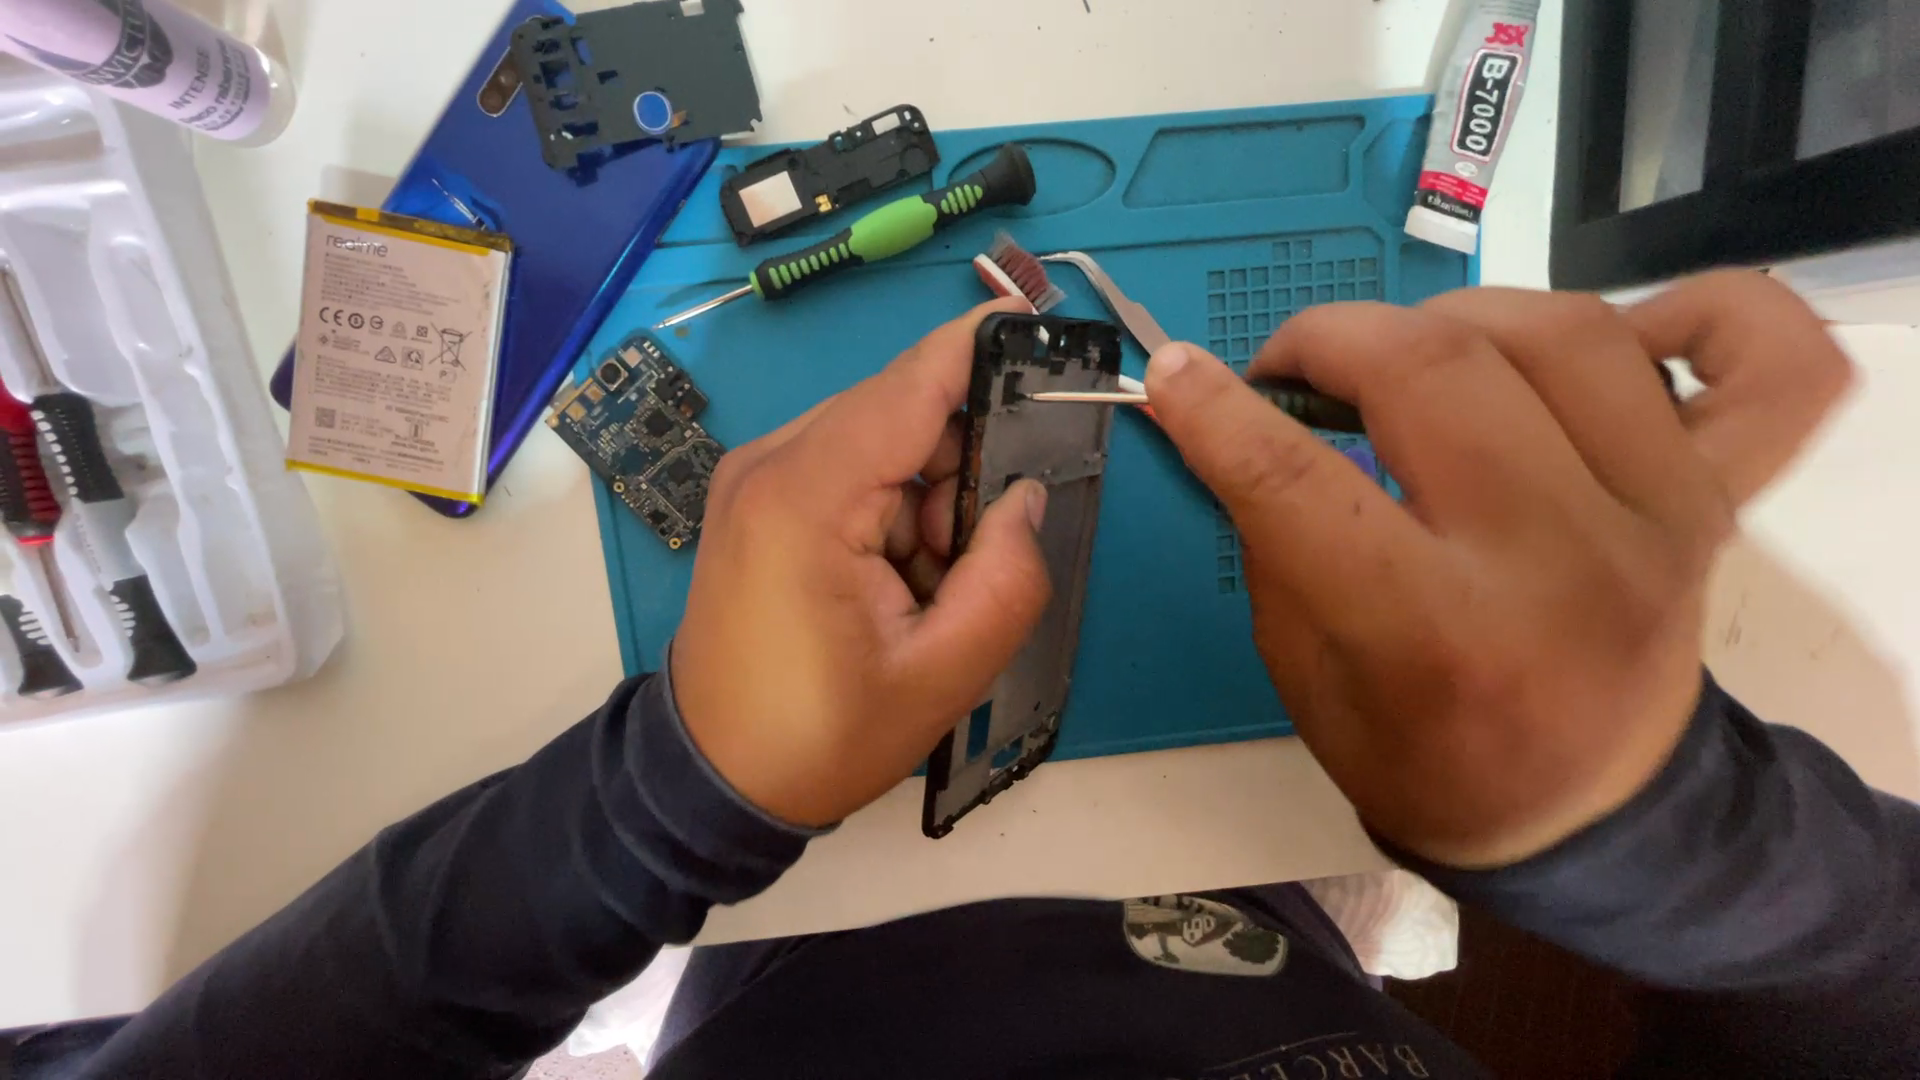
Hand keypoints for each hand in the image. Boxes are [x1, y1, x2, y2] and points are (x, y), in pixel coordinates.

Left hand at [671, 299, 1050, 827]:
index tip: (1045, 327)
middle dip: (960, 470)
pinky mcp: (758, 499)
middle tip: (973, 556)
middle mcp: (770, 464)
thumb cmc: (823, 735)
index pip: (911, 385)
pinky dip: (892, 512)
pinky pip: (852, 471)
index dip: (980, 348)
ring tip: (925, 587)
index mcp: (805, 496)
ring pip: (882, 444)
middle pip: (901, 415)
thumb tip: (1024, 497)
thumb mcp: (942, 676)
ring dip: (928, 501)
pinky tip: (893, 580)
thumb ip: (1006, 580)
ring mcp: (756, 477)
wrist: (718, 780)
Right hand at [1147, 272, 1850, 867]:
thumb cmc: (1410, 751)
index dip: (1215, 413)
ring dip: (1448, 318)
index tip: (1171, 372)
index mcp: (1426, 629)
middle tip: (1289, 370)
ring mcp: (1662, 518)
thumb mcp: (1298, 666)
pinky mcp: (1724, 500)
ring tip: (1403, 358)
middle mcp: (1554, 560)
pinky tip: (1610, 340)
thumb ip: (1275, 537)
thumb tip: (1246, 425)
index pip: (1294, 483)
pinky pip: (1775, 359)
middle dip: (1327, 340)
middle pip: (1430, 374)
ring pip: (1563, 332)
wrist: (1578, 817)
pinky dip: (1702, 309)